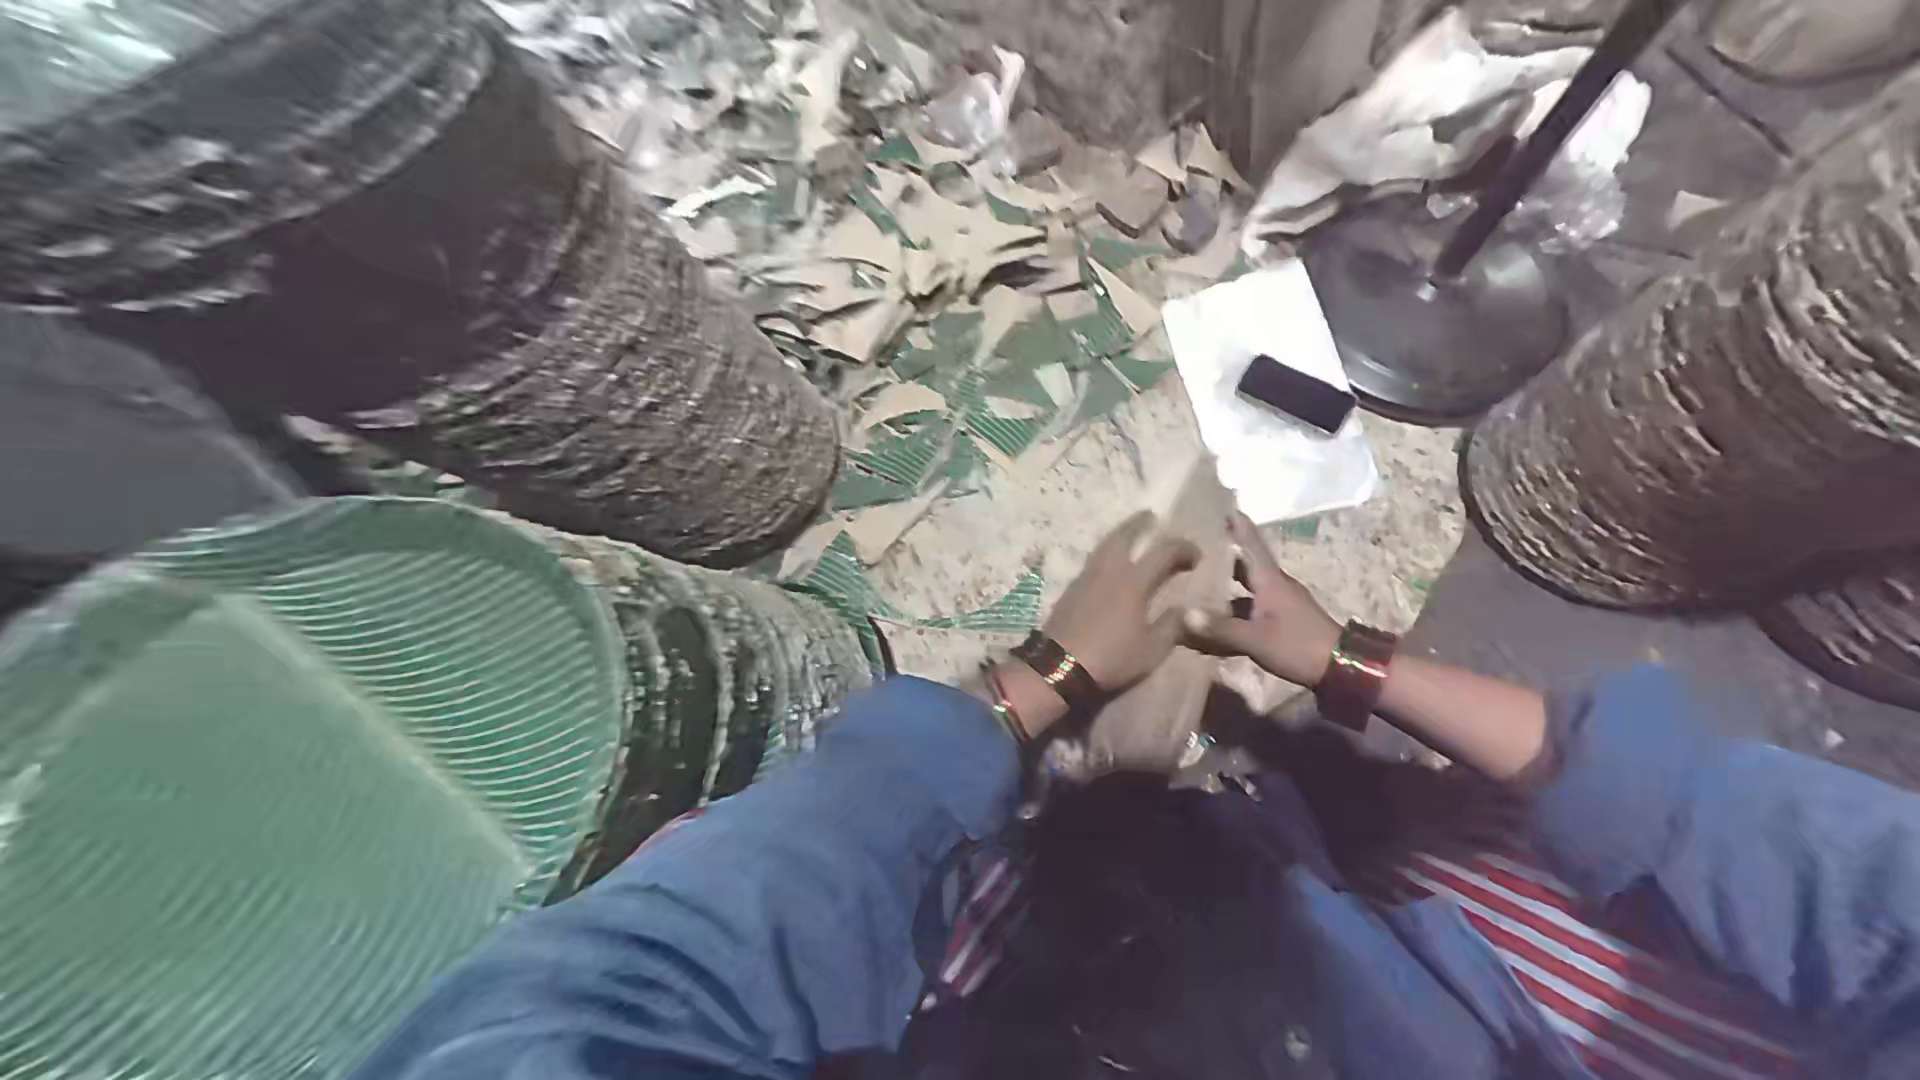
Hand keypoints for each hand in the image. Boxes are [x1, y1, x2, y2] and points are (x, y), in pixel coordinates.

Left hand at [1043, 511, 1200, 692]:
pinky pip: (1093, 560)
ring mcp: (1085, 577)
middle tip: (1150, 516)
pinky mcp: (1070, 589)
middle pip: (1123, 535)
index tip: (1196, 555)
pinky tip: (1109, 563)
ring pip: (1104, 546)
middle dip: (1139, 523)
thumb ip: (1172, 625)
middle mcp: (1108, 571)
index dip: (1183, 548)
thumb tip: (1187, 608)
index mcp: (1133, 582)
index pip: (1163, 552)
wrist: (1060, 666)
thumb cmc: (1111, 658)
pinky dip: (1106, 553)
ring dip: (1119, 535)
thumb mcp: (1152, 649)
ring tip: (1129, 534)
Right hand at [1188, 512, 1340, 686]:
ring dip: (1226, 580)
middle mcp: (1275, 585)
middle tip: (1198, 542)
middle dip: (1224, 551)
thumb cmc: (1298, 645)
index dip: (1238, 526)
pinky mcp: (1282, 618)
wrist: (1342, 668)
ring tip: (1199, 577)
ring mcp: (1280, 602)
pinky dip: (1233, 603)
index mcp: (1269, 581)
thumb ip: (1219, 628)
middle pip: (1245, 562)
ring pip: (1247, 585)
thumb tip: (1184, 615)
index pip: (1251, 545)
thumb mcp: (1256, 639)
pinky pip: (1251, 604)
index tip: (1224, 506)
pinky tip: (1216, 614)